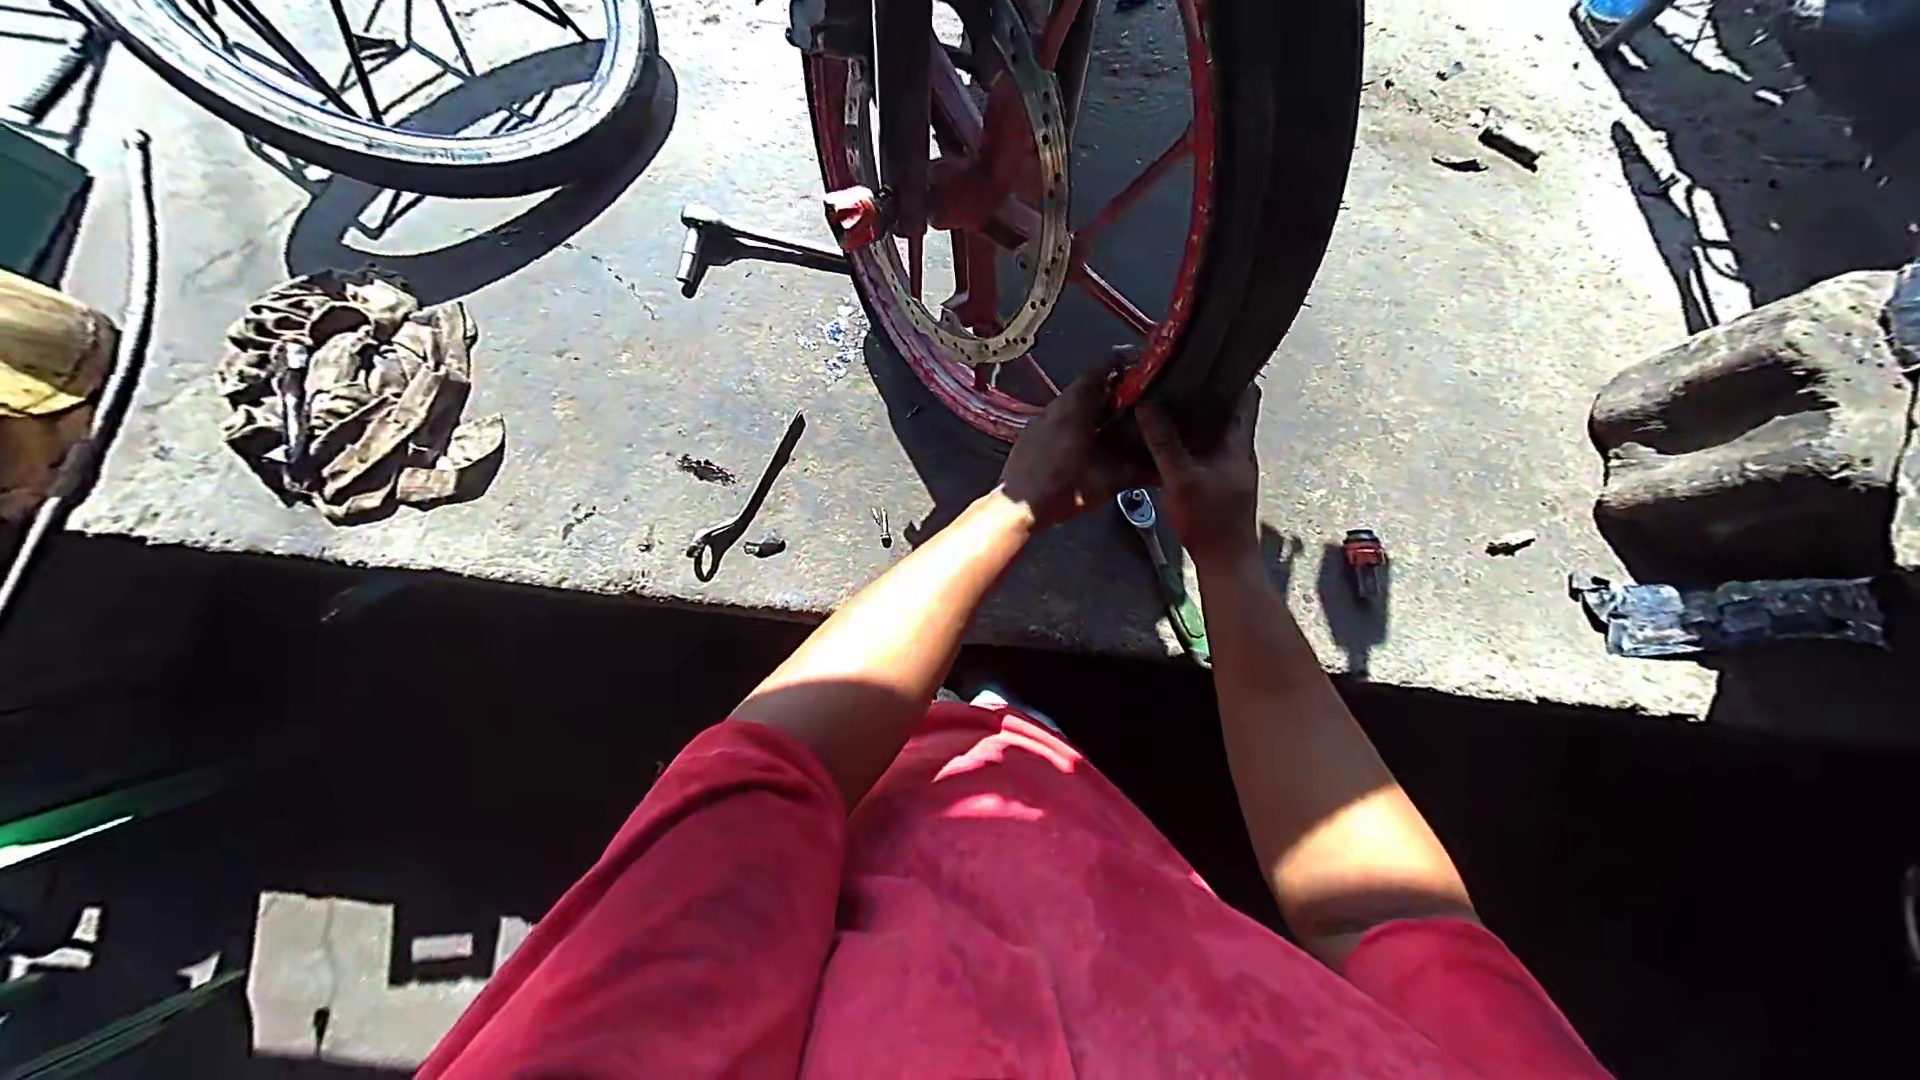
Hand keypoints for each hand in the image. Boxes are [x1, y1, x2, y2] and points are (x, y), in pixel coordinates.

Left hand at [998, 364, 1133, 528]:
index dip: (1121, 365)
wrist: (1016, 509)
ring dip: (1092, 408)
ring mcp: (1038, 420)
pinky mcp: (1030, 434)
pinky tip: (1085, 441)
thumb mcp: (1103, 484)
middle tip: (1132, 402)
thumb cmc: (1058, 493)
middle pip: (1086, 386)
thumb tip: (1157, 470)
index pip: (1099, 370)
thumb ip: (1133, 473)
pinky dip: (1075, 421)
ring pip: (1071, 403)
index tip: (1137, 369)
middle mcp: (1054, 409)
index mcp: (1073, 411)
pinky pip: (1057, 417)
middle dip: (1111, 392)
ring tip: (1112, 423)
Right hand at [1135, 386, 1260, 569]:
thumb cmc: (1208, 520)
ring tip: (1163, 401)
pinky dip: (1187, 438)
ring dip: (1193, 416)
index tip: (1204, 359)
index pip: (1247, 394)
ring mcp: (1228, 466)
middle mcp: (1237, 450)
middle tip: (1172, 377)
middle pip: (1227, 409)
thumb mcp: (1181, 478)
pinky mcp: (1216, 481)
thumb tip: (1147, 405)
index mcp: (1237, 443)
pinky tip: (1163, 438)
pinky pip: (1202, 448)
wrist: (1225, 561)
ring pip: (1213, 430)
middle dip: (1203, 392)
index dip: (1231, 373)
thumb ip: (1164, 442)